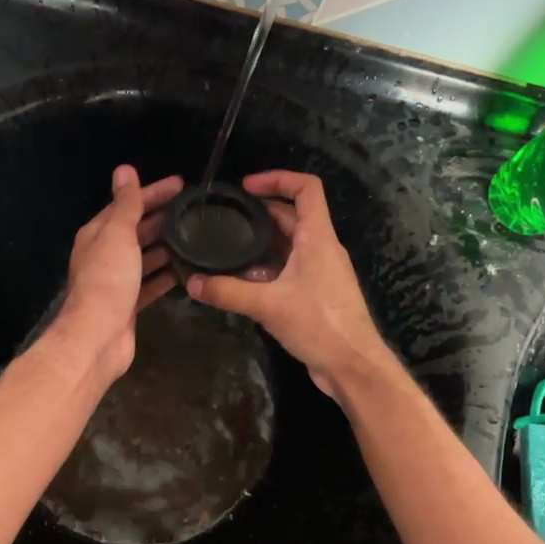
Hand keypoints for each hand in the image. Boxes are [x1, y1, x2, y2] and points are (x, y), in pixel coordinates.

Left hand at [52, 164, 183, 378]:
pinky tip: (186, 270)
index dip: (152, 192)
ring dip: (166, 247)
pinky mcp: (129, 304)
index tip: (181, 184)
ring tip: (195, 237)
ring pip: (144, 257)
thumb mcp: (117, 234)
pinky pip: (150, 284)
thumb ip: (125, 204)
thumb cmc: (107, 279)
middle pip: (136, 230)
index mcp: (98, 234)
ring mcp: (117, 281)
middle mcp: (104, 254)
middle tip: (194, 211)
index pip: (127, 204)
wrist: (98, 335)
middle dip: (162, 218)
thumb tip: (124, 169)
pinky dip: (165, 276)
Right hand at [185, 170, 390, 399]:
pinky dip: (267, 270)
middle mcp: (321, 249)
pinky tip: (242, 282)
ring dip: (261, 243)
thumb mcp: (268, 305)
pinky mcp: (315, 295)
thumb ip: (227, 292)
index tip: (247, 186)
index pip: (306, 189)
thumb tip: (192, 282)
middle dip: (260, 212)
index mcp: (318, 238)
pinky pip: (289, 270)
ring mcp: (320, 273)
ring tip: (227, 248)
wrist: (351, 365)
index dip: (278, 178)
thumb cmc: (318, 324)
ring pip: (289, 246)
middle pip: (292, 216)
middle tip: (226, 218)